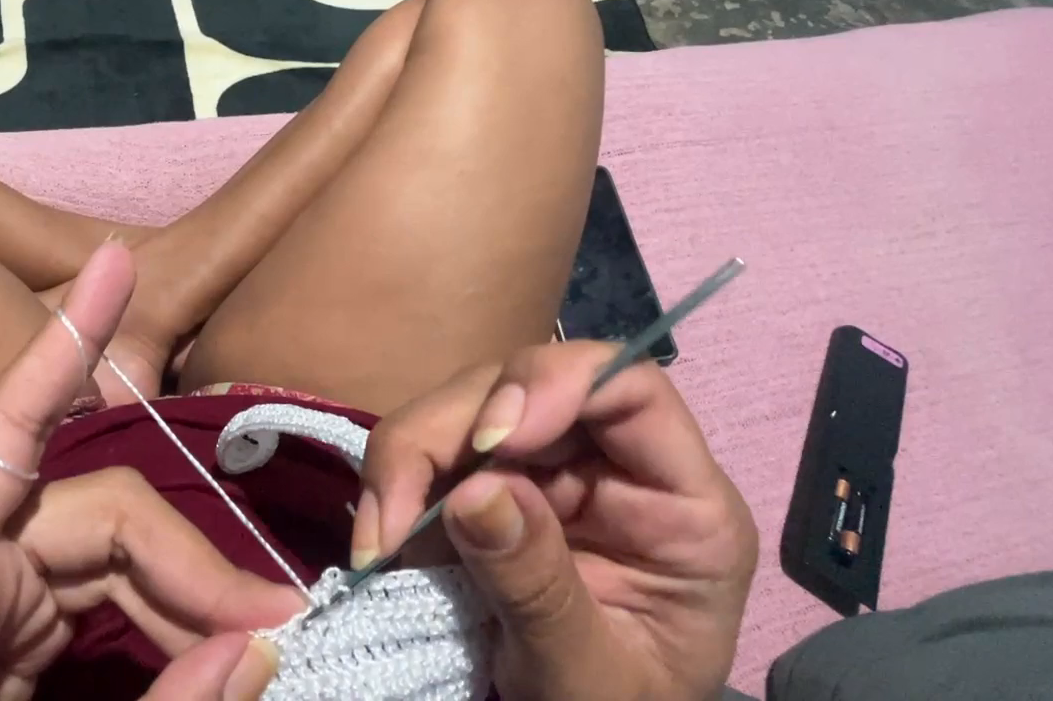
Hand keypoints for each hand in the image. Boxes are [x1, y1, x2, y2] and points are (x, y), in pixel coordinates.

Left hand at [0, 242, 303, 700]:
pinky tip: (215, 654)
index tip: (115, 264)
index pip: (2, 434)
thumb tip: (254, 647)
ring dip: (193, 595)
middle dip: (197, 558)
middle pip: (99, 518)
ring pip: (113, 561)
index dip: (62, 344)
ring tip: (266, 639)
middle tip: (287, 619)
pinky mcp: (10, 642)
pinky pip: (103, 607)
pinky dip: (165, 625)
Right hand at [353, 343, 756, 700]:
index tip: (492, 440)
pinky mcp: (477, 479)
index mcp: (675, 500)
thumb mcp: (594, 679)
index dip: (556, 382)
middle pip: (514, 385)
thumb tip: (472, 491)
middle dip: (445, 435)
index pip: (627, 388)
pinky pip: (425, 449)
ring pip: (457, 408)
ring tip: (377, 541)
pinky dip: (390, 483)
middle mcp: (599, 460)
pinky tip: (377, 538)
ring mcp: (534, 465)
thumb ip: (541, 590)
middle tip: (394, 515)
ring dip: (405, 459)